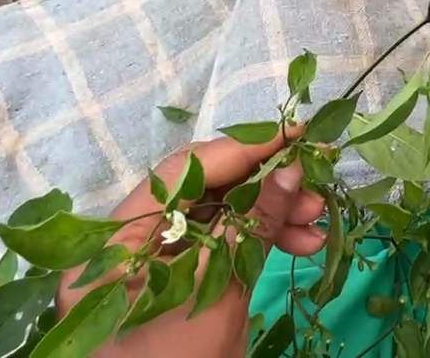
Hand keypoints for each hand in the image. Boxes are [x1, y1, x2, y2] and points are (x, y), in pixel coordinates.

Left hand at [57, 133, 326, 357]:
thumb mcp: (218, 295)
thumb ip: (253, 223)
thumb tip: (292, 166)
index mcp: (112, 247)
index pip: (184, 172)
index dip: (245, 148)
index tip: (297, 134)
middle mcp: (127, 248)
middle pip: (205, 191)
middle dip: (266, 185)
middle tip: (316, 182)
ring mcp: (153, 266)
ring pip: (221, 214)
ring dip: (273, 212)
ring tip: (317, 219)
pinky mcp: (180, 281)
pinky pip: (224, 243)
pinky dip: (263, 238)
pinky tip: (303, 243)